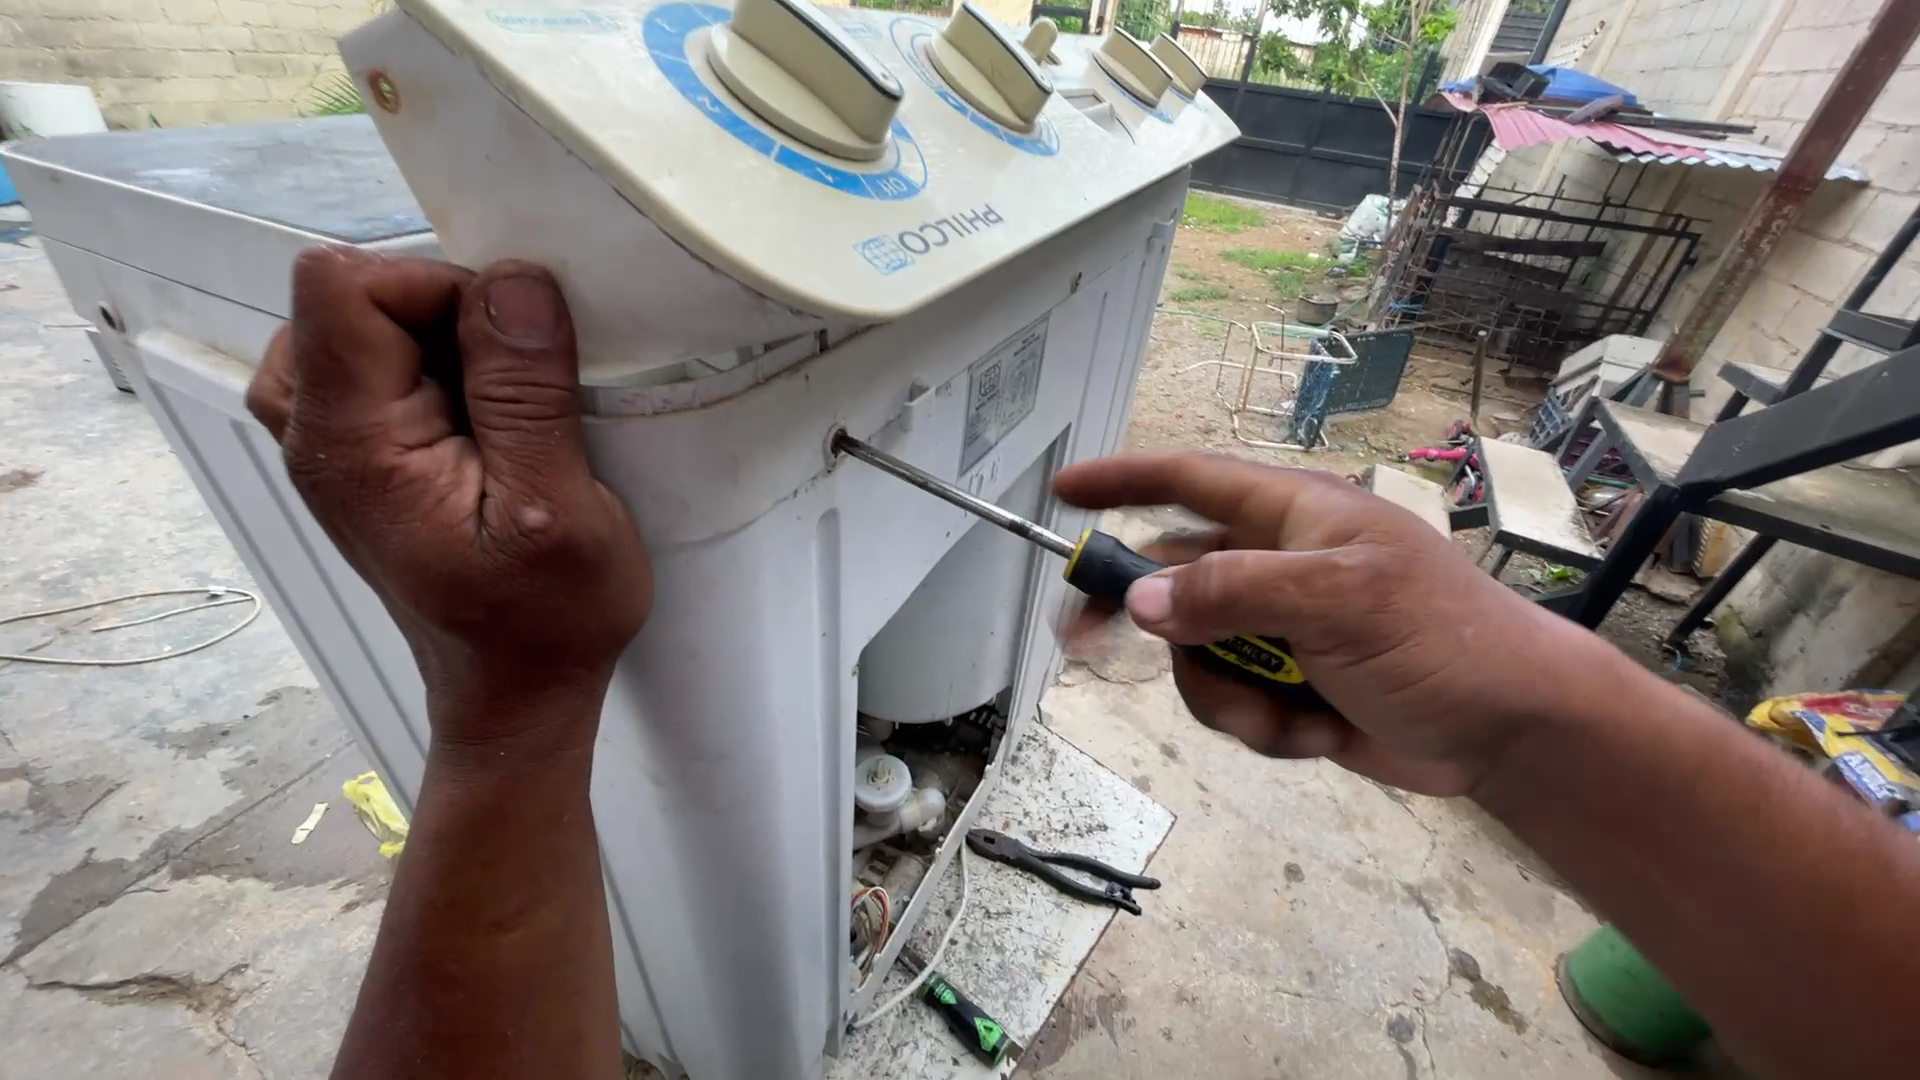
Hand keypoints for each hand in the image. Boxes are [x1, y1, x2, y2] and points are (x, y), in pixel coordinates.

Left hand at [246, 248, 651, 748]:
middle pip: (356, 298)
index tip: (526, 348)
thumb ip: (528, 399)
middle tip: (534, 390)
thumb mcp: (559, 510)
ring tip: (517, 402)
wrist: (519, 689)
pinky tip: (493, 417)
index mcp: (355, 444)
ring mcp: (339, 445)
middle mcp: (319, 431)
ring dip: (456, 343)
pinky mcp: (371, 457)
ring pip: (371, 327)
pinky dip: (450, 369)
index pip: (348, 287)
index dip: (445, 290)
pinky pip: (389, 367)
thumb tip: (516, 281)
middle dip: (459, 317)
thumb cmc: (550, 617)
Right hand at [1055, 453, 1607, 795]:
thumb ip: (1234, 592)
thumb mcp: (1339, 601)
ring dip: (1221, 694)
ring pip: (1190, 653)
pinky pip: (1224, 699)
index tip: (1064, 489)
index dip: (1121, 480)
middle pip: (1167, 578)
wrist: (1513, 737)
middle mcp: (1269, 566)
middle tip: (1081, 640)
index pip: (1187, 481)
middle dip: (1136, 616)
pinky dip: (1256, 725)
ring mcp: (1271, 628)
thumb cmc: (1442, 641)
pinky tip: (1313, 734)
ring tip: (1280, 716)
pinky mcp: (1278, 684)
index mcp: (1288, 518)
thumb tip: (1139, 602)